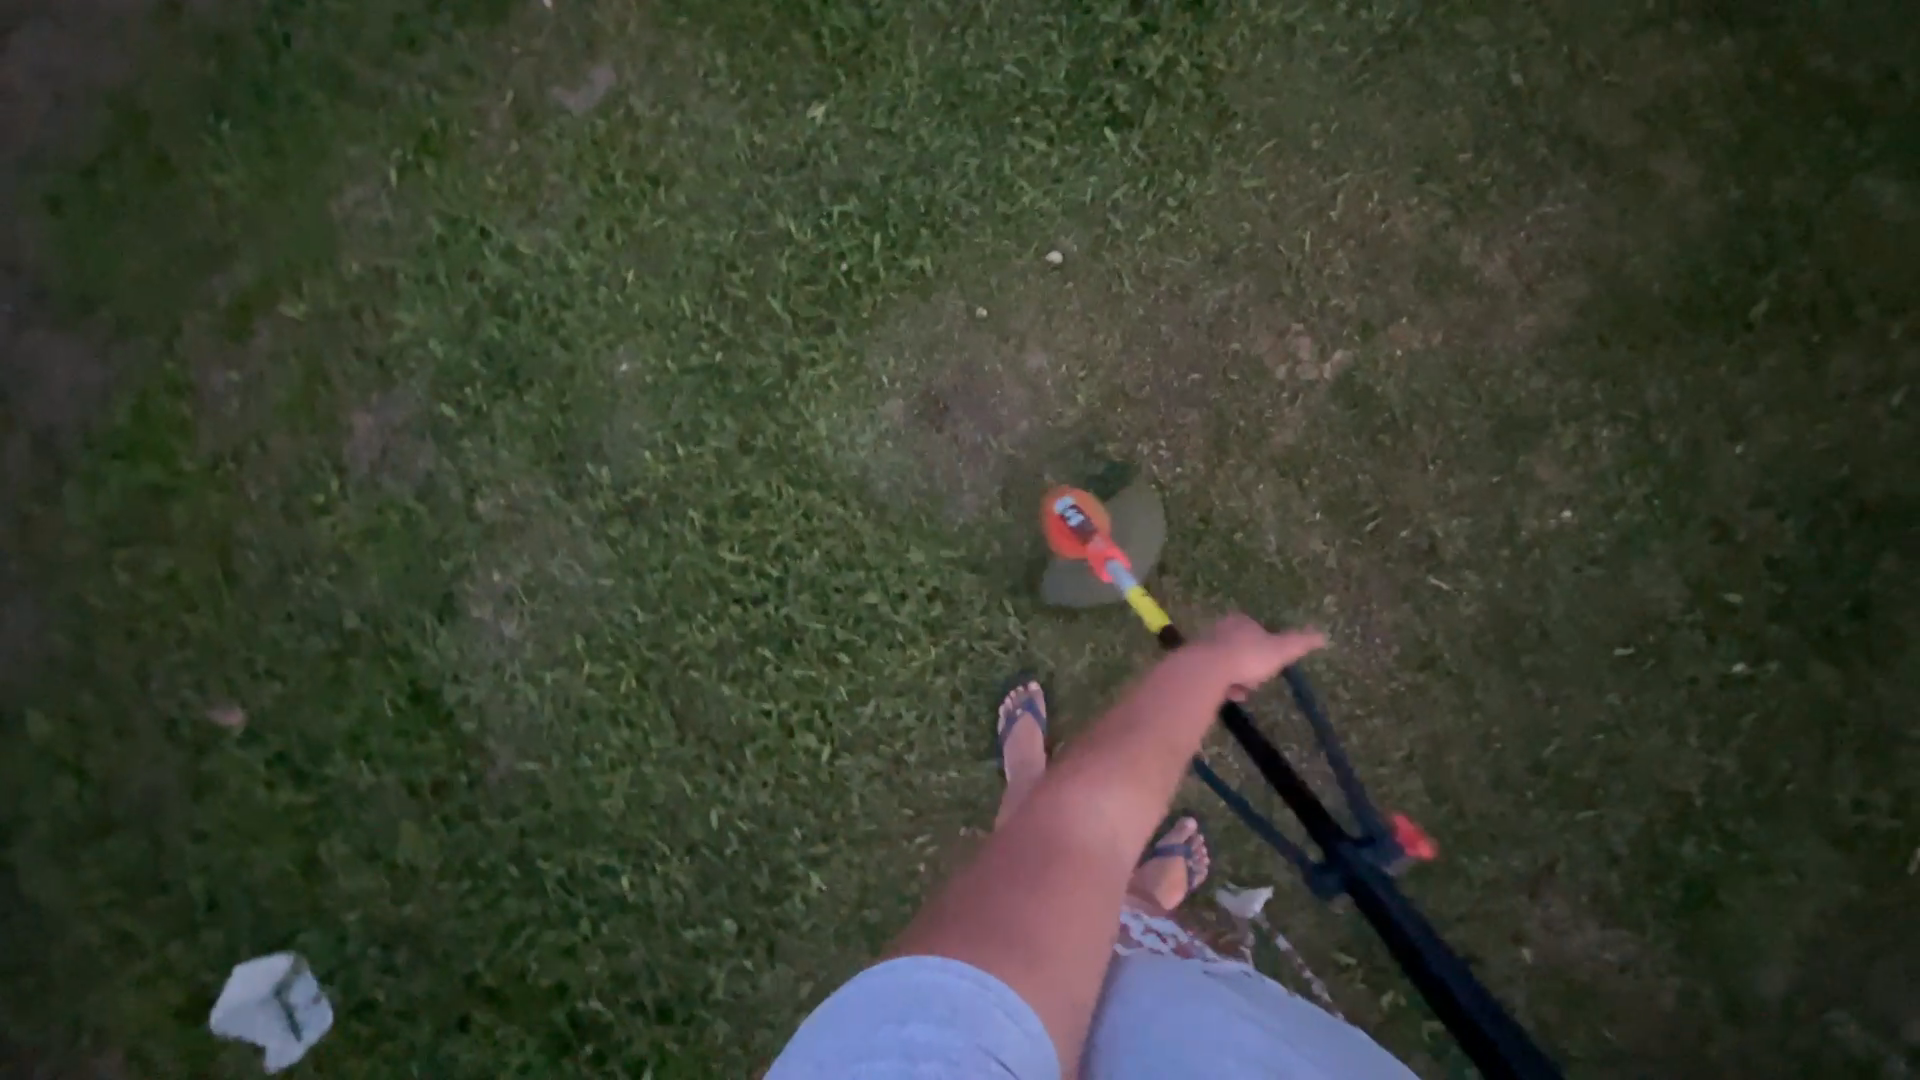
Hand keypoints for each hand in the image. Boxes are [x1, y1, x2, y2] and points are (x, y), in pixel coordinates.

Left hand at [1196, 613, 1325, 699]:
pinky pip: (1211, 677)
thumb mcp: (1281, 650)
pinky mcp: (1191, 664)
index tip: (1270, 665)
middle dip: (1249, 668)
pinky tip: (1228, 696)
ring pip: (1226, 665)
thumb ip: (1300, 642)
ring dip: (1236, 680)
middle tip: (1255, 681)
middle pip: (1240, 650)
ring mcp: (1203, 646)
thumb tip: (1323, 636)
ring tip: (1241, 692)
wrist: (1208, 669)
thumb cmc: (1248, 656)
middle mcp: (1219, 629)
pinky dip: (1221, 687)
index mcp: (1240, 621)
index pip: (1257, 632)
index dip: (1266, 650)